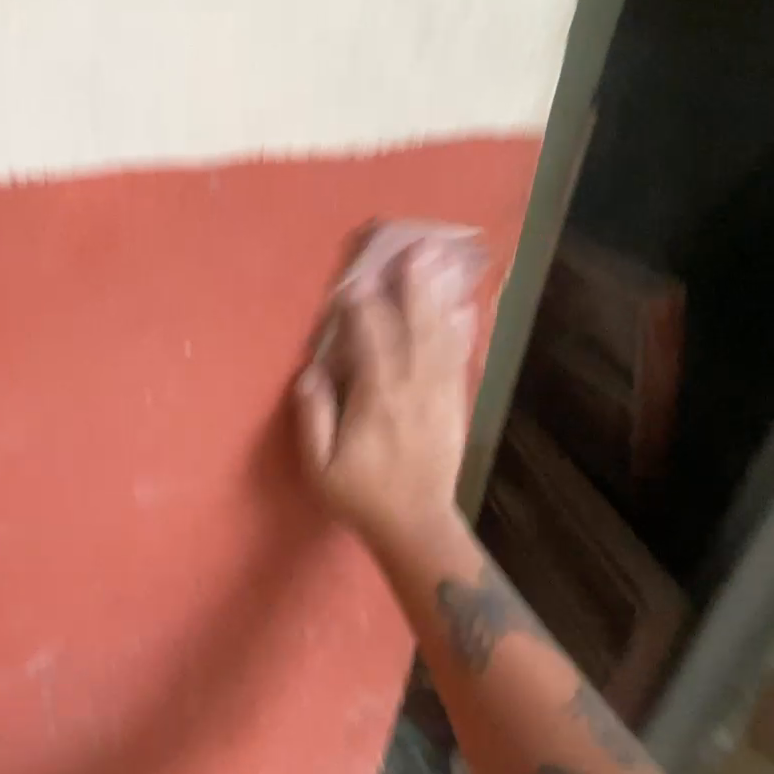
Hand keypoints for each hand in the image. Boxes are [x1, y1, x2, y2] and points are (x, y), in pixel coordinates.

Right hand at [294, 241, 477, 546]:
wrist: (415, 524)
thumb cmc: (359, 493)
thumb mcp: (319, 466)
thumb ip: (314, 417)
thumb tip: (311, 372)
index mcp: (375, 402)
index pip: (368, 344)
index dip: (359, 311)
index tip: (352, 282)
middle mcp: (412, 390)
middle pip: (414, 329)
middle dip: (413, 288)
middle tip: (414, 248)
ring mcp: (439, 395)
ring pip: (440, 337)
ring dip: (438, 296)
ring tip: (440, 259)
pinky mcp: (454, 403)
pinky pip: (458, 358)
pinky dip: (461, 328)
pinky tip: (462, 304)